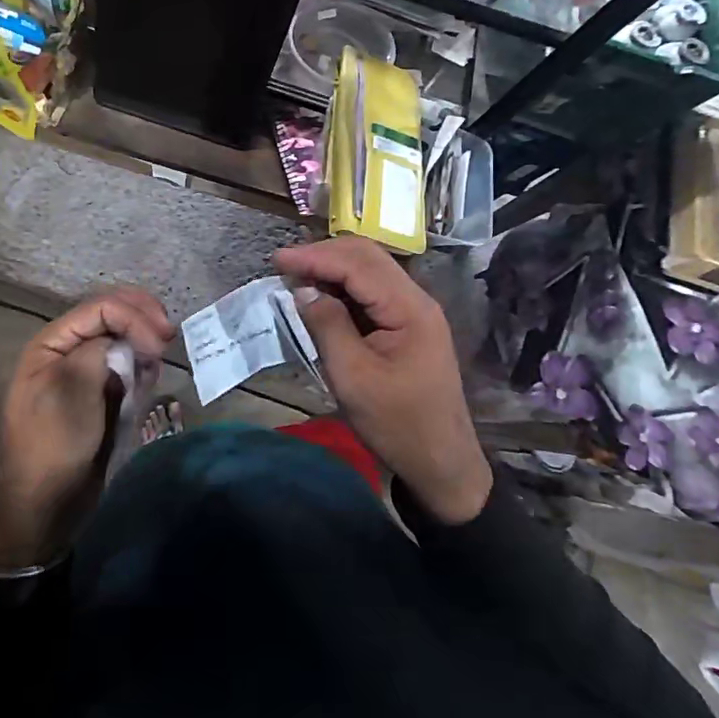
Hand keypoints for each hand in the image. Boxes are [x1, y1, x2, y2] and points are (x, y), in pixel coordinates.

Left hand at [0, 288, 174, 566]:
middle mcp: (69, 350)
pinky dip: (142, 366)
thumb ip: (98, 353)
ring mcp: (86, 371)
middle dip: (142, 319)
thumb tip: (125, 342)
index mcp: (52, 343)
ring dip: (144, 342)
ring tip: (158, 357)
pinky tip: (150, 374)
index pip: (100, 308)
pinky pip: (126, 367)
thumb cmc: (51, 446)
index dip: (133, 317)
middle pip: (111, 315)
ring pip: (123, 339)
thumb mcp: (71, 393)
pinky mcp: (100, 393)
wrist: (43, 505)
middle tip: (168, 337)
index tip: (160, 343)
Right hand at [274, 237, 491, 524]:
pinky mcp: (408, 326)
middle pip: (368, 257)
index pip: (358, 264)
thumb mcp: (353, 378)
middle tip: (284, 265)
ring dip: (333, 269)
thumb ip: (328, 326)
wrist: (442, 462)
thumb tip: (303, 290)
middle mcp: (416, 299)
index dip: (315, 257)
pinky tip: (321, 296)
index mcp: (409, 308)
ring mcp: (414, 312)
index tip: (276, 259)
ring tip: (296, 277)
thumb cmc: (397, 424)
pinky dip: (344, 288)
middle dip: (324, 255)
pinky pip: (373, 293)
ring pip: (371, 271)